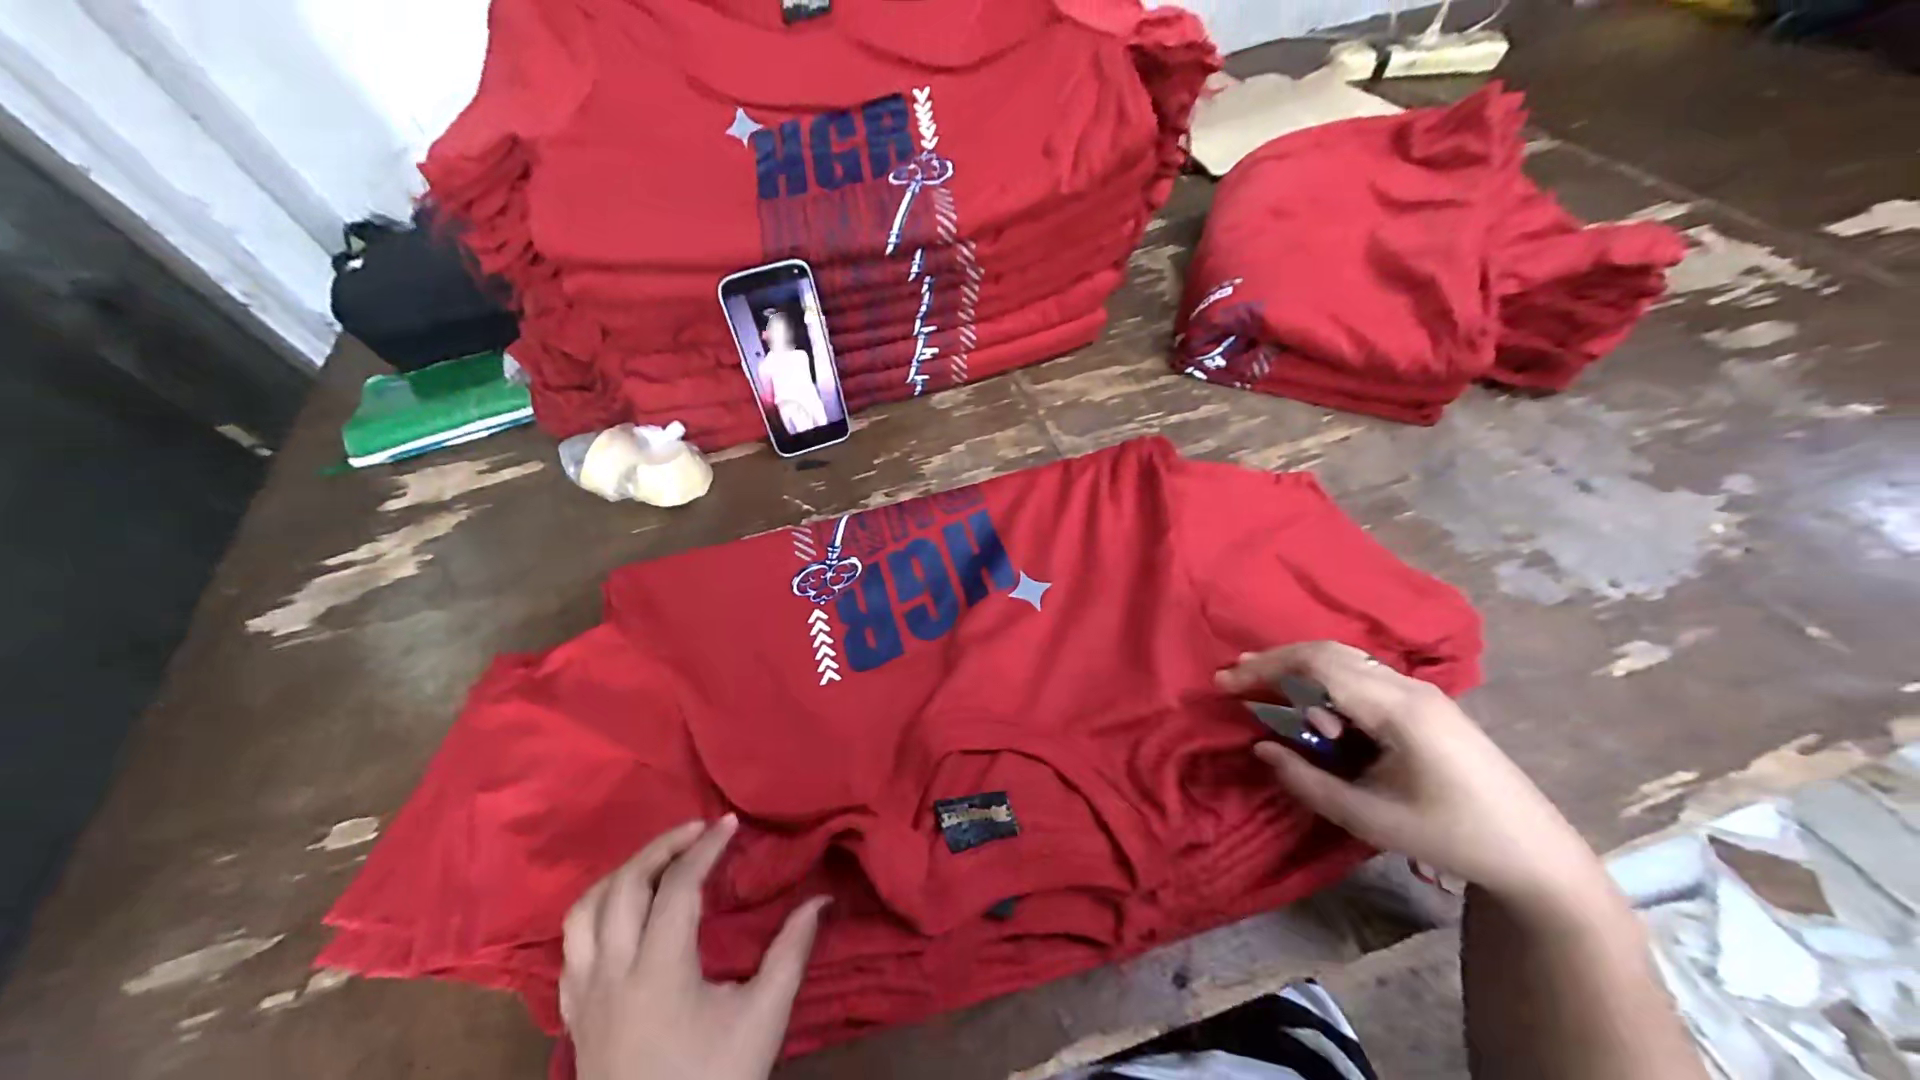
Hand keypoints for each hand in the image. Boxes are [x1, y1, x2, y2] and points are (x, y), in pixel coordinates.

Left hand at [560, 816, 828, 1079]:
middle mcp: (612, 972)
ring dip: (622, 873)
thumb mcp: (764, 1017)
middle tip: (697, 830)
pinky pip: (570, 946)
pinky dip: (595, 911)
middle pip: (624, 885)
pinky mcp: (572, 1016)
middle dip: (662, 846)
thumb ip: (791, 952)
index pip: (678, 886)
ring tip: (658, 862)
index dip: (706, 847)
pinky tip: (621, 912)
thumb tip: (820, 900)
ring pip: (585, 910)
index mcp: (659, 969)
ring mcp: (583, 995)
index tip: (730, 823)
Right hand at [1216, 642, 1607, 909]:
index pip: (1319, 665)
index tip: (1225, 682)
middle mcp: (1409, 688)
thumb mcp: (1369, 818)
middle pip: (1329, 653)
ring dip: (1299, 671)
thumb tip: (1261, 747)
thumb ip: (1307, 782)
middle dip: (1275, 661)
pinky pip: (1362, 678)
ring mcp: (1421, 693)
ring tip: (1261, 688)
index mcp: (1399, 709)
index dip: (1266, 667)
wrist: (1536, 853)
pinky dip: (1324, 684)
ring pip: (1345, 661)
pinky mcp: (1425, 705)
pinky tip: (1310, 707)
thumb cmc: (1452, 836)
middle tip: (1233, 677)